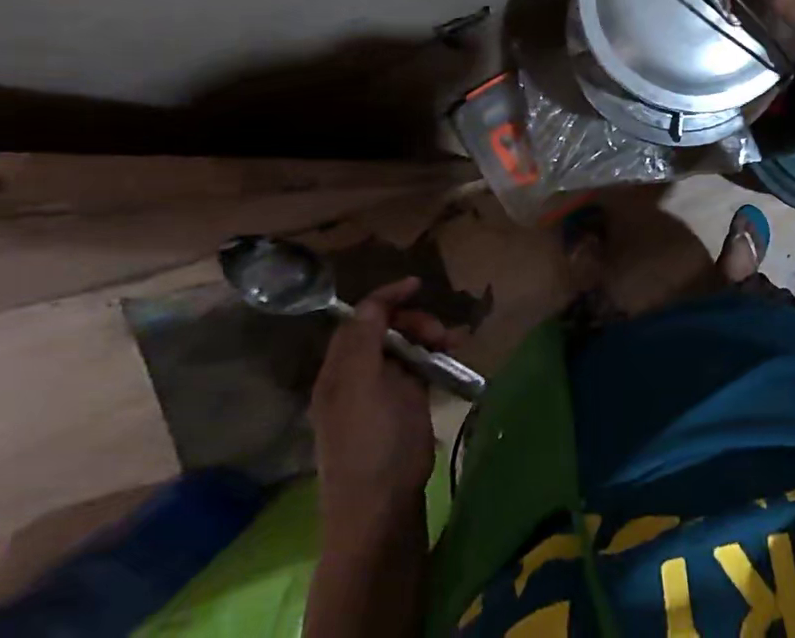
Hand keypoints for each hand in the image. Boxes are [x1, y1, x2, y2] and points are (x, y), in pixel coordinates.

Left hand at [311, 277, 449, 539]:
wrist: (381, 509)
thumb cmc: (372, 445)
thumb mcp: (363, 388)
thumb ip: (363, 341)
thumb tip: (371, 302)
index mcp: (339, 370)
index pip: (361, 318)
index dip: (387, 298)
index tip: (419, 285)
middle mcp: (357, 376)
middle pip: (385, 330)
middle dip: (415, 322)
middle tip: (442, 335)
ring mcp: (382, 393)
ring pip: (405, 349)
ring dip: (429, 339)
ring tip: (455, 345)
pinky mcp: (404, 407)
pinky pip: (418, 370)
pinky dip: (435, 359)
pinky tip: (452, 361)